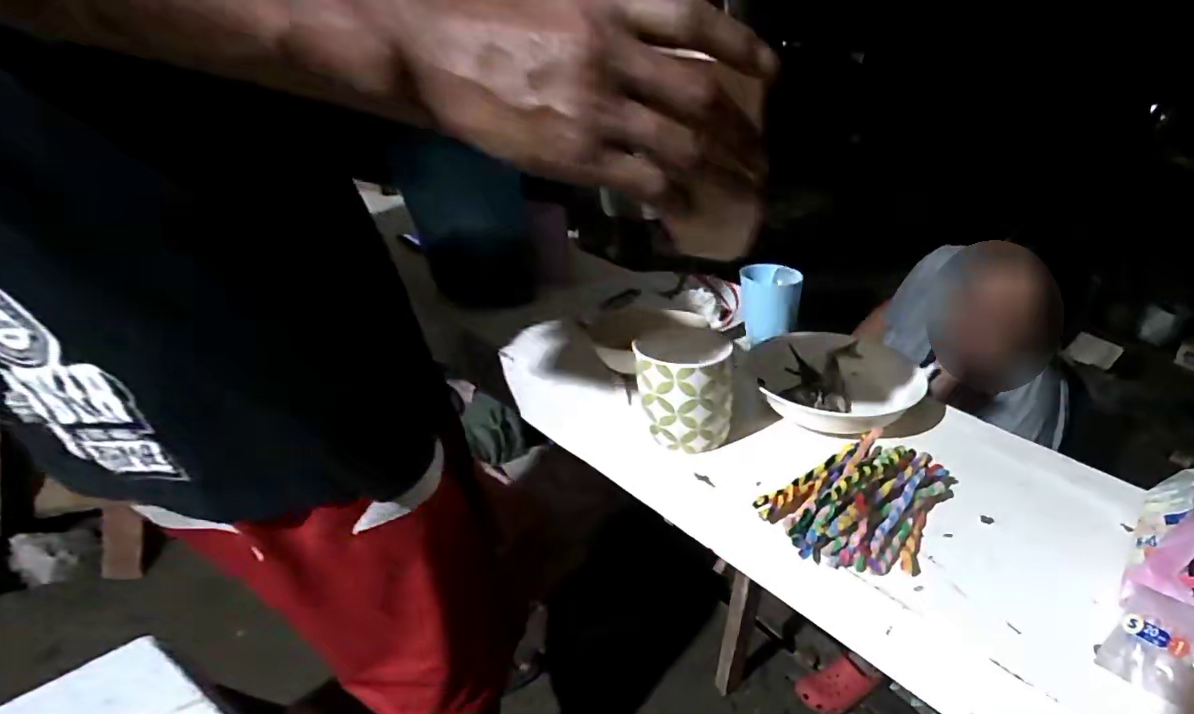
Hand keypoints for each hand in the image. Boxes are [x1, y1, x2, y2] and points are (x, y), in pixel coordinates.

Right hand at [375, 0, 776, 205]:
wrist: (422, 44)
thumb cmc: (484, 15)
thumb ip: (612, 20)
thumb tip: (656, 48)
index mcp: (607, 5)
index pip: (694, 20)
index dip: (741, 44)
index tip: (771, 71)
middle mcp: (613, 54)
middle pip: (702, 95)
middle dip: (741, 131)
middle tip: (760, 155)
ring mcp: (600, 109)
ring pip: (683, 146)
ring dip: (720, 173)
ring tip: (741, 191)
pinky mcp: (583, 156)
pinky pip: (648, 183)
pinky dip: (675, 201)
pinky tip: (687, 213)